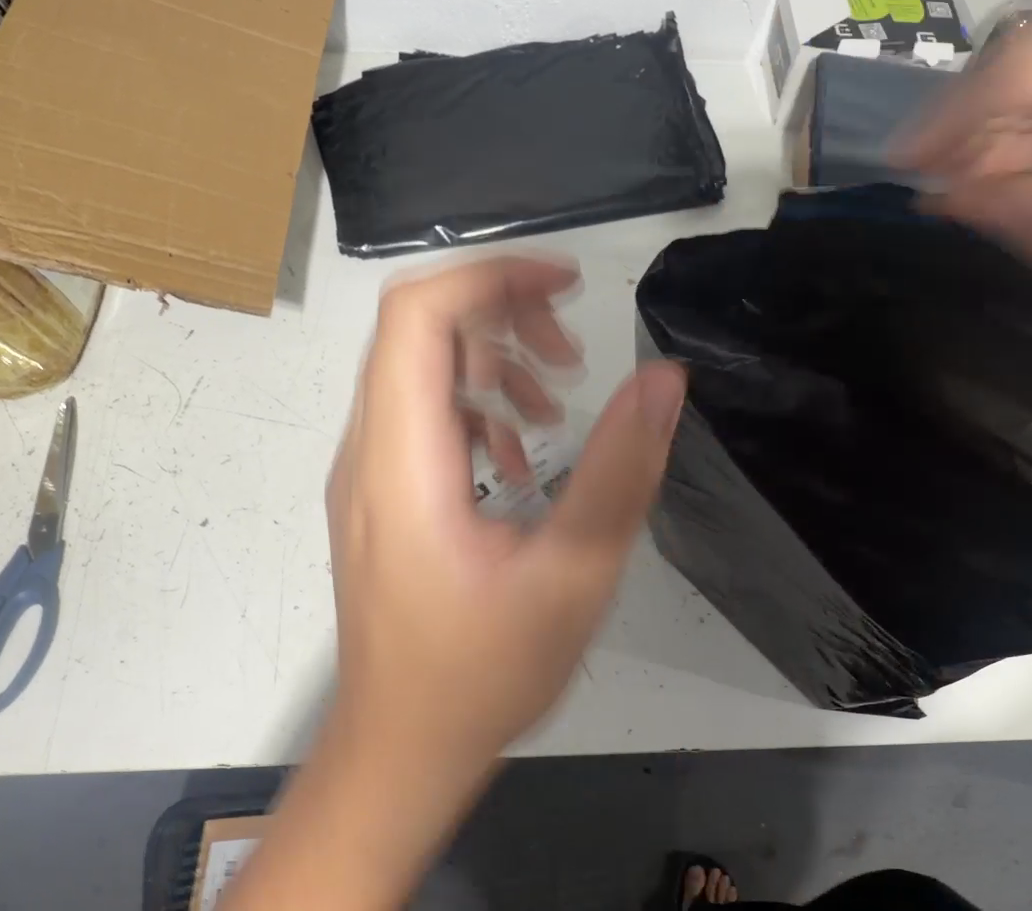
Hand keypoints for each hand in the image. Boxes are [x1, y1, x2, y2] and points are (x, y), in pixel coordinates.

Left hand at [223, 258, 683, 910]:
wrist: (401, 752)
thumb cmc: (481, 674)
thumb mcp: (572, 574)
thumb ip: (620, 471)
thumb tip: (663, 380)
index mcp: (403, 459)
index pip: (420, 316)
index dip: (493, 278)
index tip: (568, 286)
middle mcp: (369, 452)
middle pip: (418, 332)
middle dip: (502, 316)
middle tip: (573, 350)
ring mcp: (368, 476)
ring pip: (419, 371)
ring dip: (492, 363)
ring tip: (557, 402)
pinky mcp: (382, 499)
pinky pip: (422, 418)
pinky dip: (476, 408)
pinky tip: (522, 454)